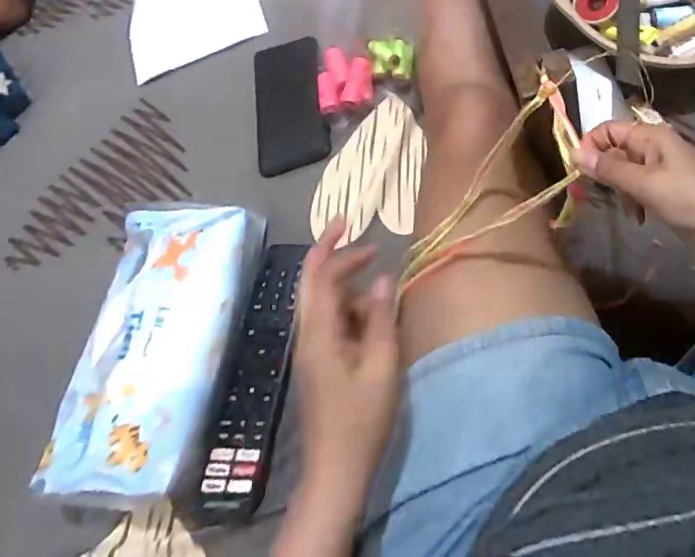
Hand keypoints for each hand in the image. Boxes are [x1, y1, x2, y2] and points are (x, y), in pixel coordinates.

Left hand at [293, 218, 400, 481]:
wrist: (337, 472)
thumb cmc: (361, 418)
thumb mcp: (381, 363)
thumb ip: (381, 317)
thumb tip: (384, 278)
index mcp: (319, 334)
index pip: (317, 276)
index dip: (330, 245)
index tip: (350, 221)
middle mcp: (309, 337)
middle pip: (316, 285)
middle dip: (341, 261)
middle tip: (374, 250)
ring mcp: (312, 351)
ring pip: (327, 304)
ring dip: (353, 291)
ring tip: (385, 295)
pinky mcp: (320, 364)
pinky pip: (334, 323)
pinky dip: (354, 312)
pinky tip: (377, 321)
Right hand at [577, 121, 694, 246]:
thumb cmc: (690, 201)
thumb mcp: (645, 185)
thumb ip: (610, 169)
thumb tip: (575, 153)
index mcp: (651, 135)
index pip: (608, 129)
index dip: (590, 146)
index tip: (577, 173)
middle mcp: (654, 146)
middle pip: (614, 151)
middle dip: (602, 172)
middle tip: (591, 198)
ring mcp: (661, 168)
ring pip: (624, 172)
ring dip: (618, 190)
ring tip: (628, 212)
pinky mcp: (667, 189)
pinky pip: (638, 188)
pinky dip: (633, 200)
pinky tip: (639, 217)